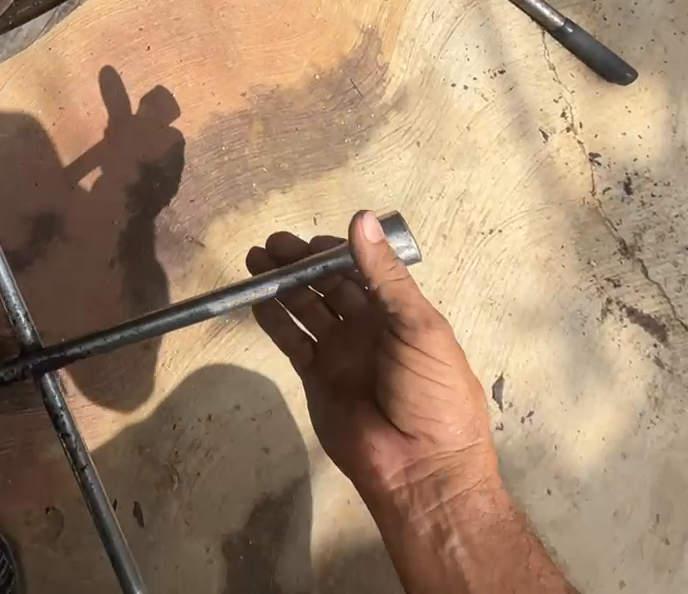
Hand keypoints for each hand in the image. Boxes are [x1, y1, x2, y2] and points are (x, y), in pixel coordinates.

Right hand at [247, 213, 495, 506]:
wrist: (422, 470)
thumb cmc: (432, 392)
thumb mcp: (419, 327)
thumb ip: (385, 274)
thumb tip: (362, 218)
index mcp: (397, 313)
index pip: (359, 270)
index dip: (333, 253)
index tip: (309, 243)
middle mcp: (366, 328)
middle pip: (325, 285)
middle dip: (299, 263)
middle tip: (271, 245)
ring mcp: (339, 352)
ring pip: (303, 308)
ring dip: (280, 285)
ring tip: (255, 261)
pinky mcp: (315, 376)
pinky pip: (291, 340)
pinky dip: (273, 320)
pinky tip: (256, 300)